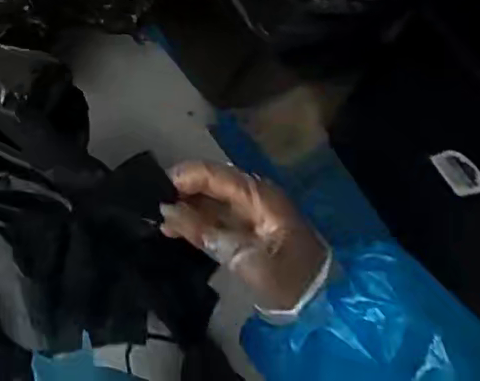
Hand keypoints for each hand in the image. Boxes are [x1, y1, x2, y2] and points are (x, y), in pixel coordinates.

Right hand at [160, 161, 328, 312]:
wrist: (324, 305)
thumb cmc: (287, 279)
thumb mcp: (244, 259)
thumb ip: (205, 233)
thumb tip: (167, 211)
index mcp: (257, 194)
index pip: (214, 173)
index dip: (185, 175)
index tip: (157, 186)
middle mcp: (254, 195)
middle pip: (212, 183)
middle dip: (183, 190)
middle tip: (154, 203)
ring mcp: (253, 212)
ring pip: (213, 200)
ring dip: (188, 207)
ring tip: (162, 219)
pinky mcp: (251, 230)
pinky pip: (219, 216)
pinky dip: (199, 221)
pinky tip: (179, 229)